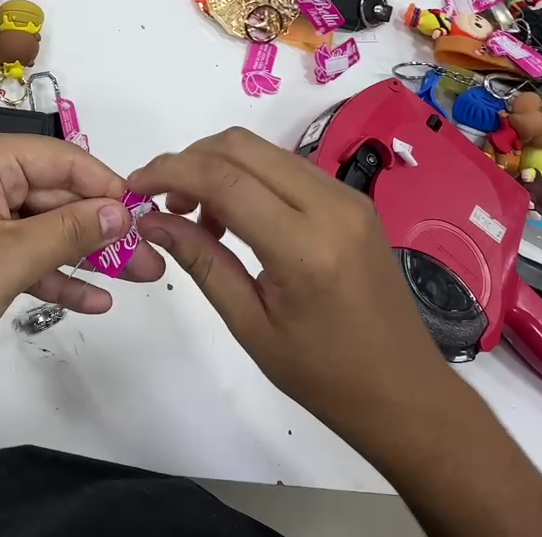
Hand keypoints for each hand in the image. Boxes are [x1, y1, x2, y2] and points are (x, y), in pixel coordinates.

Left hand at [0, 133, 164, 376]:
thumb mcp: (12, 257)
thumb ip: (70, 230)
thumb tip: (122, 210)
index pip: (60, 159)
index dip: (105, 186)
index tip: (145, 213)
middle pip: (56, 195)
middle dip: (102, 229)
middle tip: (152, 257)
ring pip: (45, 227)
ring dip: (87, 254)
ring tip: (141, 277)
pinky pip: (25, 253)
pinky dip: (55, 273)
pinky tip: (95, 299)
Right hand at [128, 128, 447, 444]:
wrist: (407, 394)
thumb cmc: (325, 375)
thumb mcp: (250, 325)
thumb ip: (200, 261)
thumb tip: (149, 220)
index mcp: (305, 247)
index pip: (222, 179)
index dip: (169, 172)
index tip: (135, 186)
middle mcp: (330, 206)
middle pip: (240, 147)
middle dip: (188, 161)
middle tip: (160, 200)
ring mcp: (346, 197)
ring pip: (261, 150)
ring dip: (215, 166)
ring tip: (191, 213)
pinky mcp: (352, 200)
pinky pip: (284, 166)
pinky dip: (245, 175)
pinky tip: (231, 215)